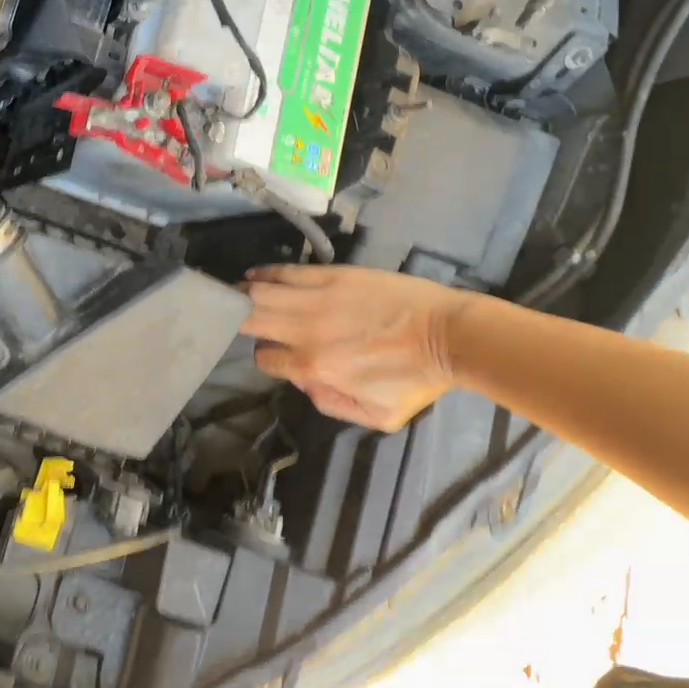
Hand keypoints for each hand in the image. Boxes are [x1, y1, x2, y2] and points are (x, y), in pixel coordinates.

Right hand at [241, 265, 478, 431]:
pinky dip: (262, 274)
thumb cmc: (419, 378)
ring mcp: (316, 299)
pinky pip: (284, 271)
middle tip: (234, 319)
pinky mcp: (331, 276)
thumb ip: (333, 407)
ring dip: (241, 296)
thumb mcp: (381, 416)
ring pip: (258, 293)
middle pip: (249, 320)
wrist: (454, 336)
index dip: (268, 357)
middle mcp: (305, 331)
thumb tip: (304, 383)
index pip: (265, 359)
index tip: (279, 354)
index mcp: (314, 366)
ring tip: (235, 297)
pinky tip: (253, 277)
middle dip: (237, 321)